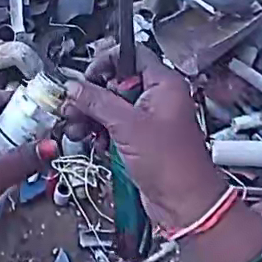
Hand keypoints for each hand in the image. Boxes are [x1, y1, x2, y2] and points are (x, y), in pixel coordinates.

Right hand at [63, 45, 227, 232]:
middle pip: (116, 81)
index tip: (88, 76)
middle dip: (92, 94)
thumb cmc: (174, 166)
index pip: (130, 54)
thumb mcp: (128, 126)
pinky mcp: (140, 138)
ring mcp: (148, 118)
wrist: (186, 206)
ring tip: (77, 125)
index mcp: (163, 84)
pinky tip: (92, 139)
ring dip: (91, 114)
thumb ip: (97, 101)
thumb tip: (74, 86)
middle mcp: (156, 97)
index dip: (106, 61)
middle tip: (75, 104)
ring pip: (111, 104)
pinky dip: (100, 130)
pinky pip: (113, 124)